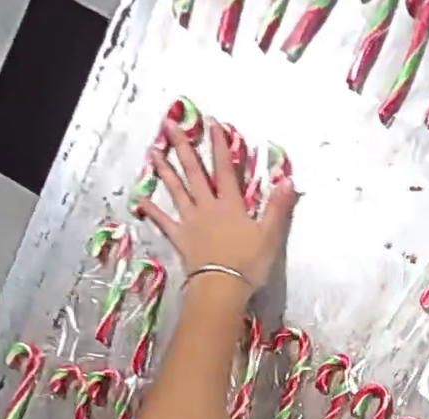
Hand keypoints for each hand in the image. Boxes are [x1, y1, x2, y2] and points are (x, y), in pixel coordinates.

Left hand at [135, 121, 296, 292]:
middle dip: (184, 148)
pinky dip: (152, 211)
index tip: (212, 123)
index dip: (219, 146)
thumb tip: (288, 180)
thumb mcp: (270, 236)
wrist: (223, 286)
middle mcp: (208, 207)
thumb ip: (278, 208)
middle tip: (170, 125)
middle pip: (195, 173)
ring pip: (177, 191)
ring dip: (165, 171)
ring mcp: (191, 222)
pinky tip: (140, 200)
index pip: (225, 169)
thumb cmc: (249, 263)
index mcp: (231, 205)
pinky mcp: (181, 239)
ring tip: (153, 152)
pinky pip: (164, 222)